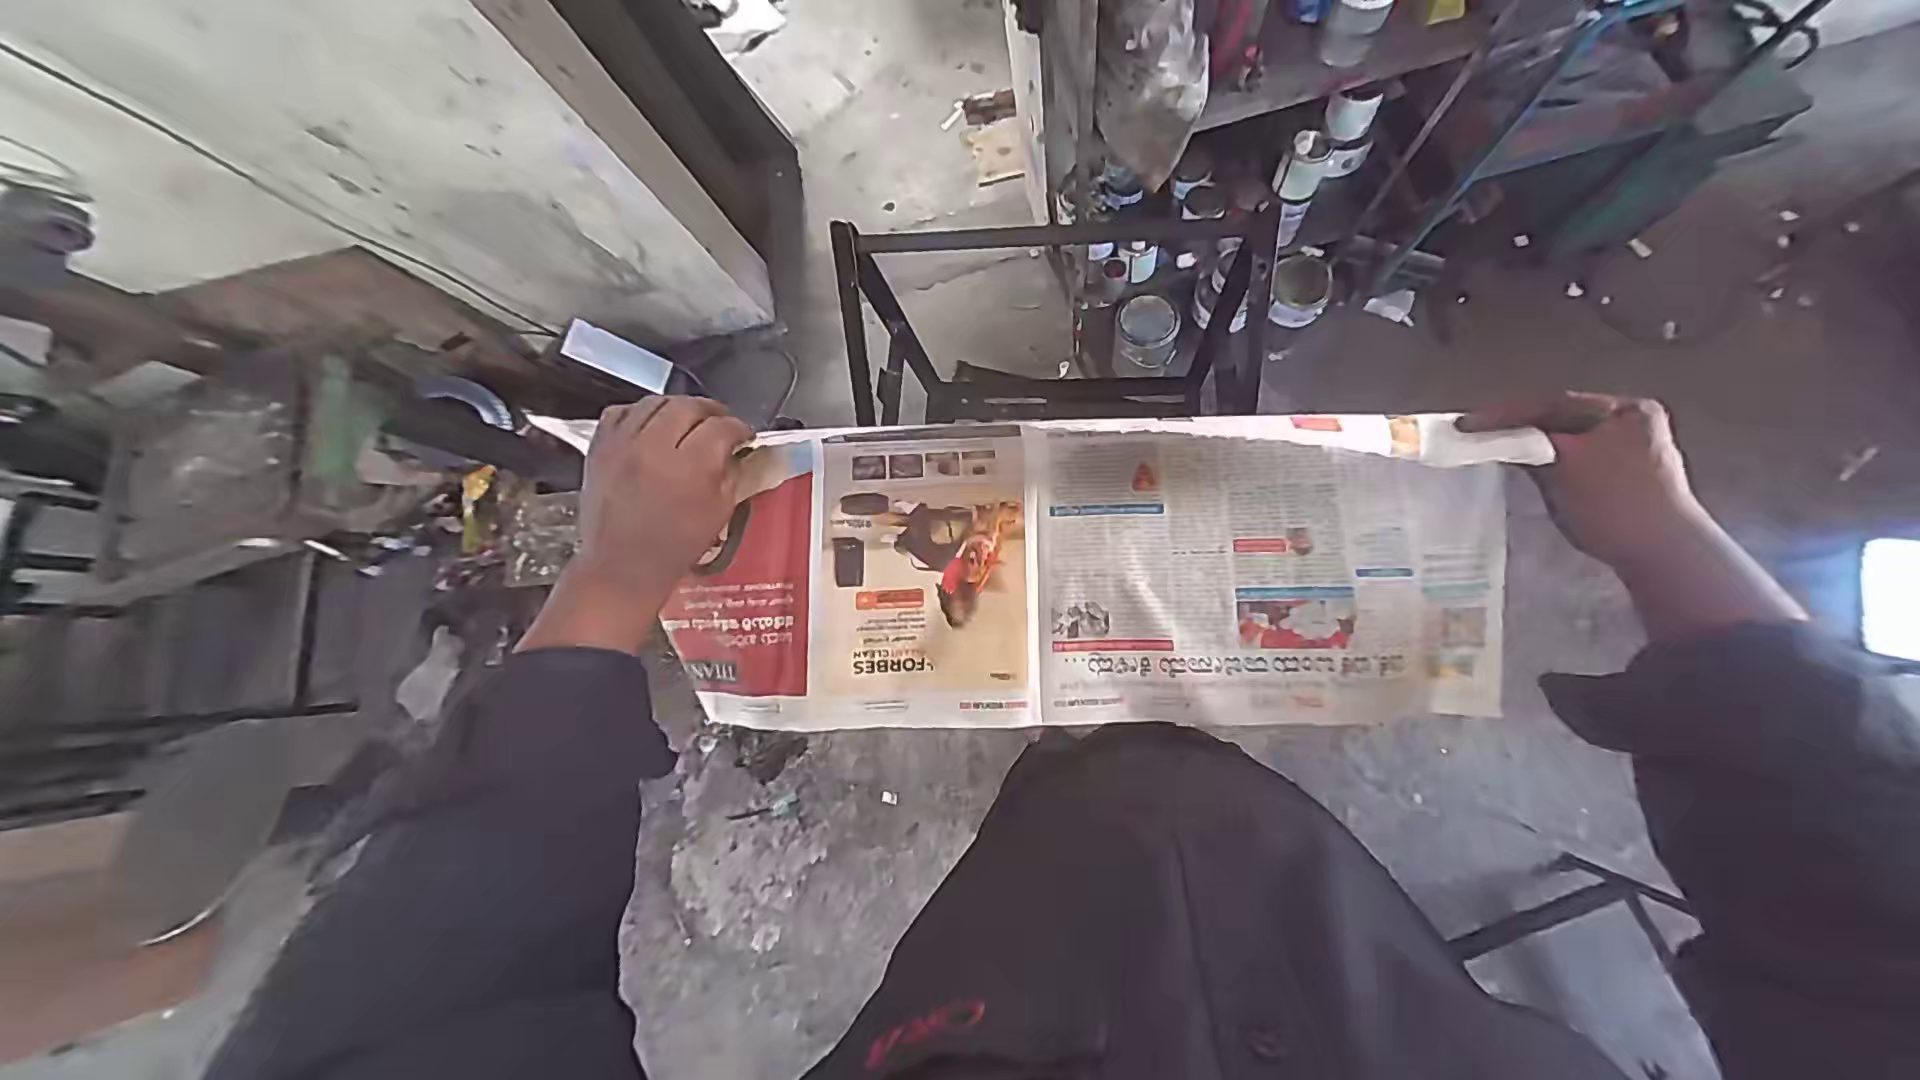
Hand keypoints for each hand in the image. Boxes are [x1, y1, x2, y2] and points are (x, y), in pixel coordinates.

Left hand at [519, 396, 753, 653]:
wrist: (623, 565)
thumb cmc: (675, 546)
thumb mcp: (720, 512)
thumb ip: (733, 474)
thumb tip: (738, 452)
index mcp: (691, 466)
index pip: (723, 427)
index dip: (740, 428)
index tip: (744, 436)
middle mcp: (654, 447)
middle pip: (689, 406)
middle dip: (712, 411)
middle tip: (722, 423)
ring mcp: (623, 444)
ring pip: (656, 402)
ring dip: (679, 408)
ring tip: (690, 420)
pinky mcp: (600, 447)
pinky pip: (623, 412)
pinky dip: (642, 414)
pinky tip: (653, 426)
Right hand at [1457, 392, 1705, 571]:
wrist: (1654, 549)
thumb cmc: (1615, 501)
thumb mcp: (1568, 464)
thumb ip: (1531, 444)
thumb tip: (1491, 436)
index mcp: (1624, 411)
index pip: (1552, 403)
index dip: (1504, 412)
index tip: (1465, 424)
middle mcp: (1622, 422)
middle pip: (1554, 417)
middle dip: (1511, 425)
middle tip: (1469, 432)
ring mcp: (1615, 447)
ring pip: (1555, 436)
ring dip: (1520, 440)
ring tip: (1482, 444)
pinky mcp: (1602, 471)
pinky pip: (1559, 454)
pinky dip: (1533, 455)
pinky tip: (1509, 459)